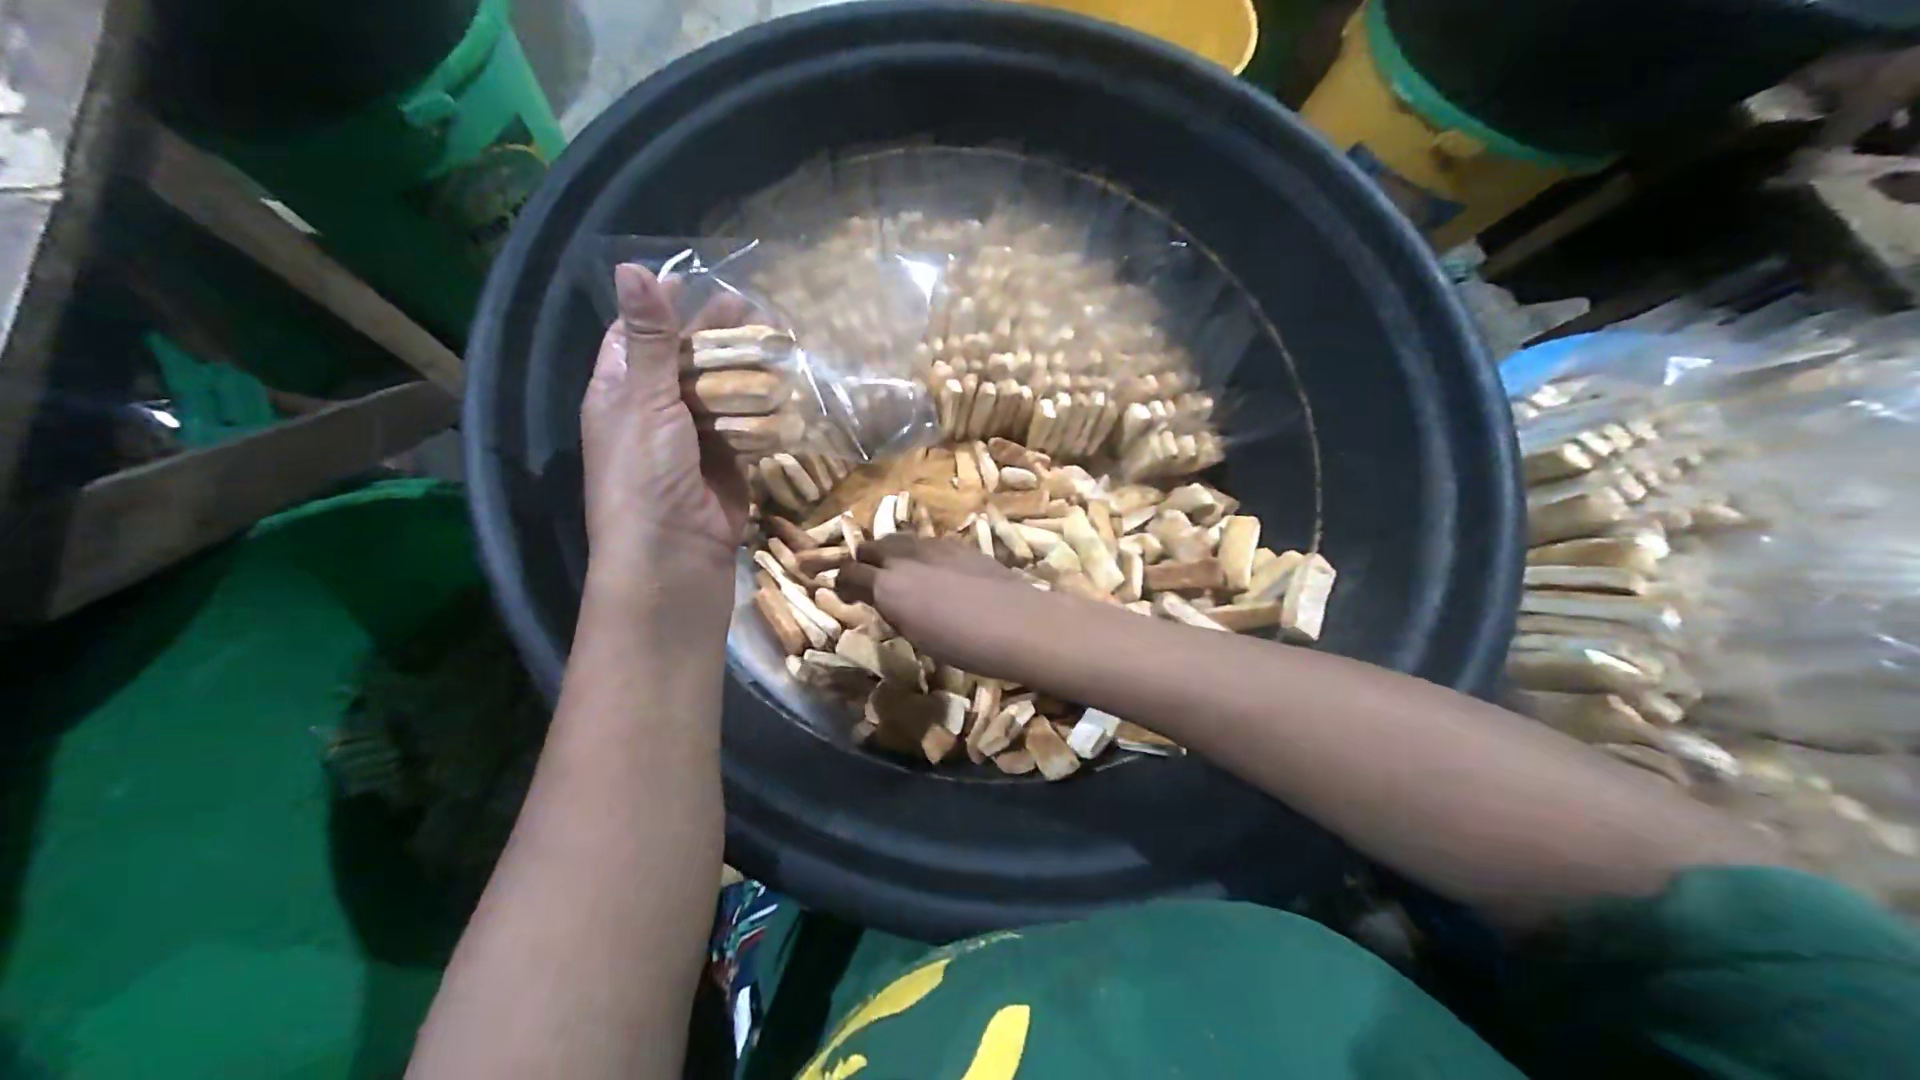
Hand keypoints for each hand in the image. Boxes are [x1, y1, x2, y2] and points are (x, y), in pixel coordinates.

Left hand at [580, 264, 749, 597]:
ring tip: (780, 342)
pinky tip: (787, 386)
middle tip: (756, 310)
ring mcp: (693, 436)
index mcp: (620, 390)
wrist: (675, 550)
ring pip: (721, 391)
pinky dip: (762, 409)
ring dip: (747, 371)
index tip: (699, 283)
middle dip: (718, 338)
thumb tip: (629, 265)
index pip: (639, 336)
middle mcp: (655, 409)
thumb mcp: (643, 398)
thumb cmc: (644, 471)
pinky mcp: (728, 459)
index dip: (665, 308)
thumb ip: (650, 337)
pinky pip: (745, 424)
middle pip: (688, 360)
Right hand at [837, 534, 1030, 657]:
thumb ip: (895, 612)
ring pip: (898, 539)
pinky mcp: (958, 545)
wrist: (1018, 623)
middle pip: (870, 548)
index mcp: (886, 586)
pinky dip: (917, 552)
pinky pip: (925, 542)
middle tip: (865, 576)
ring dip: (889, 552)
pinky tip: (930, 567)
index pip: (849, 574)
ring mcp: (933, 546)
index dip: (840, 582)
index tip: (841, 591)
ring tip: (895, 568)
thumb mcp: (916, 635)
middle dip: (863, 560)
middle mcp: (904, 558)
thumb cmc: (964, 645)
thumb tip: (886, 601)